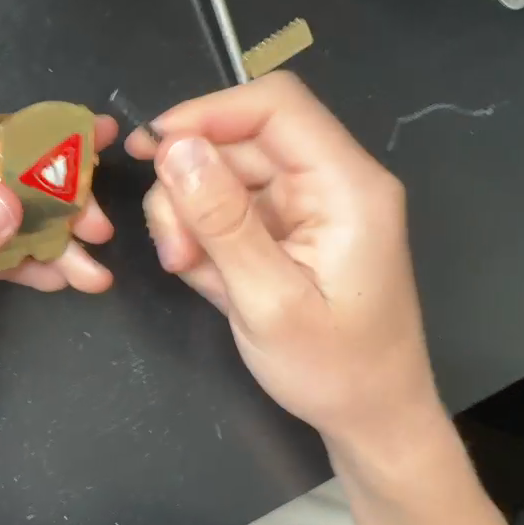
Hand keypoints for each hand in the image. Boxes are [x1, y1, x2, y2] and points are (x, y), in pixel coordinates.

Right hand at [125, 74, 441, 456]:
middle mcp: (327, 182)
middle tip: (171, 248)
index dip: (208, 113)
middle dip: (189, 185)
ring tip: (184, 266)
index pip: (276, 106)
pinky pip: (225, 205)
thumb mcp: (268, 300)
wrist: (370, 418)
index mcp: (346, 186)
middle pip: (238, 141)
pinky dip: (200, 234)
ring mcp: (304, 204)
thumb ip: (222, 220)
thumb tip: (176, 148)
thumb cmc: (333, 369)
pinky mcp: (283, 227)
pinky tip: (203, 274)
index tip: (153, 149)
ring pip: (222, 172)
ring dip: (188, 214)